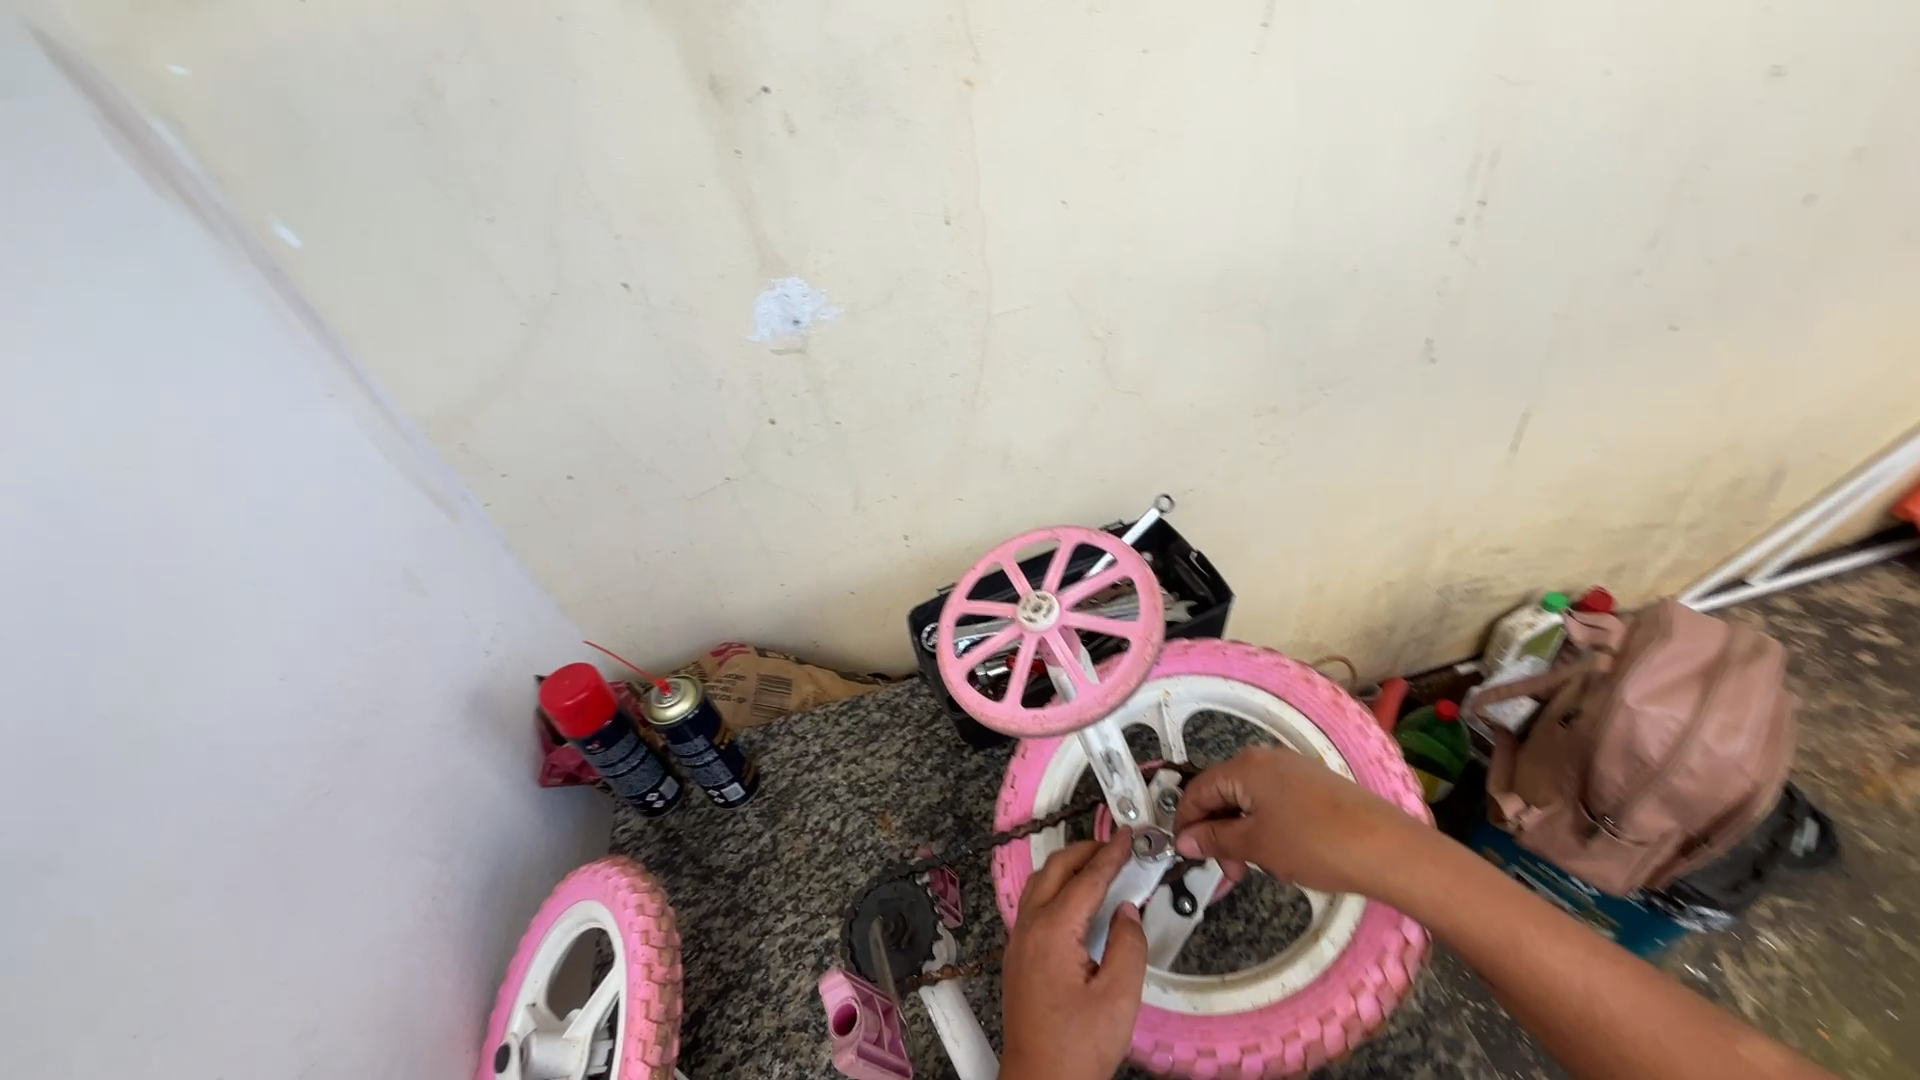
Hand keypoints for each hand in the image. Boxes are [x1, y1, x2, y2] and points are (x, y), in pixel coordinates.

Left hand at [1000, 831, 1147, 1079]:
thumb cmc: (1075, 1048)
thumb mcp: (1119, 998)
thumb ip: (1129, 947)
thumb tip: (1128, 914)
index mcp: (1053, 931)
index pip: (1087, 879)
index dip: (1112, 855)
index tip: (1128, 838)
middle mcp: (1029, 928)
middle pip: (1056, 869)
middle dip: (1087, 851)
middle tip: (1116, 847)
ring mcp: (1019, 941)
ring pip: (1040, 882)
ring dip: (1069, 867)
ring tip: (1099, 865)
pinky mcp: (1018, 956)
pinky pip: (1035, 903)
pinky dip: (1058, 887)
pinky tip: (1077, 899)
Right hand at [1172, 745, 1424, 896]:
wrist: (1389, 849)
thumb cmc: (1314, 844)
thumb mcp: (1255, 845)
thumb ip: (1214, 840)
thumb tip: (1183, 840)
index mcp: (1244, 767)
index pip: (1197, 790)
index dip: (1186, 823)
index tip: (1185, 854)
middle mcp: (1266, 759)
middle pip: (1224, 794)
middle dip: (1219, 833)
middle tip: (1231, 872)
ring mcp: (1294, 770)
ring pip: (1250, 801)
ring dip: (1244, 834)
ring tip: (1262, 868)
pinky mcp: (1316, 785)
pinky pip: (1276, 803)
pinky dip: (1269, 828)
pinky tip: (1285, 857)